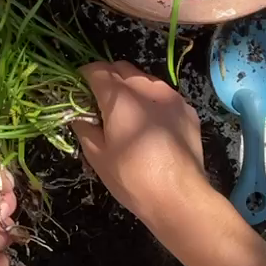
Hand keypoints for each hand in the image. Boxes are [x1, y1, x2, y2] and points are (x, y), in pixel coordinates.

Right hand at [71, 61, 210, 224]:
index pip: (97, 70)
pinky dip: (151, 100)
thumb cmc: (133, 178)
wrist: (179, 197)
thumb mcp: (97, 156)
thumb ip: (84, 128)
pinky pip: (164, 95)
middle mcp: (148, 89)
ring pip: (145, 79)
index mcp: (121, 98)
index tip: (78, 88)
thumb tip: (79, 116)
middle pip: (122, 69)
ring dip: (131, 87)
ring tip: (125, 113)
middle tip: (98, 102)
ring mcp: (172, 97)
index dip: (84, 76)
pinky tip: (149, 124)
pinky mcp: (188, 110)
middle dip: (107, 78)